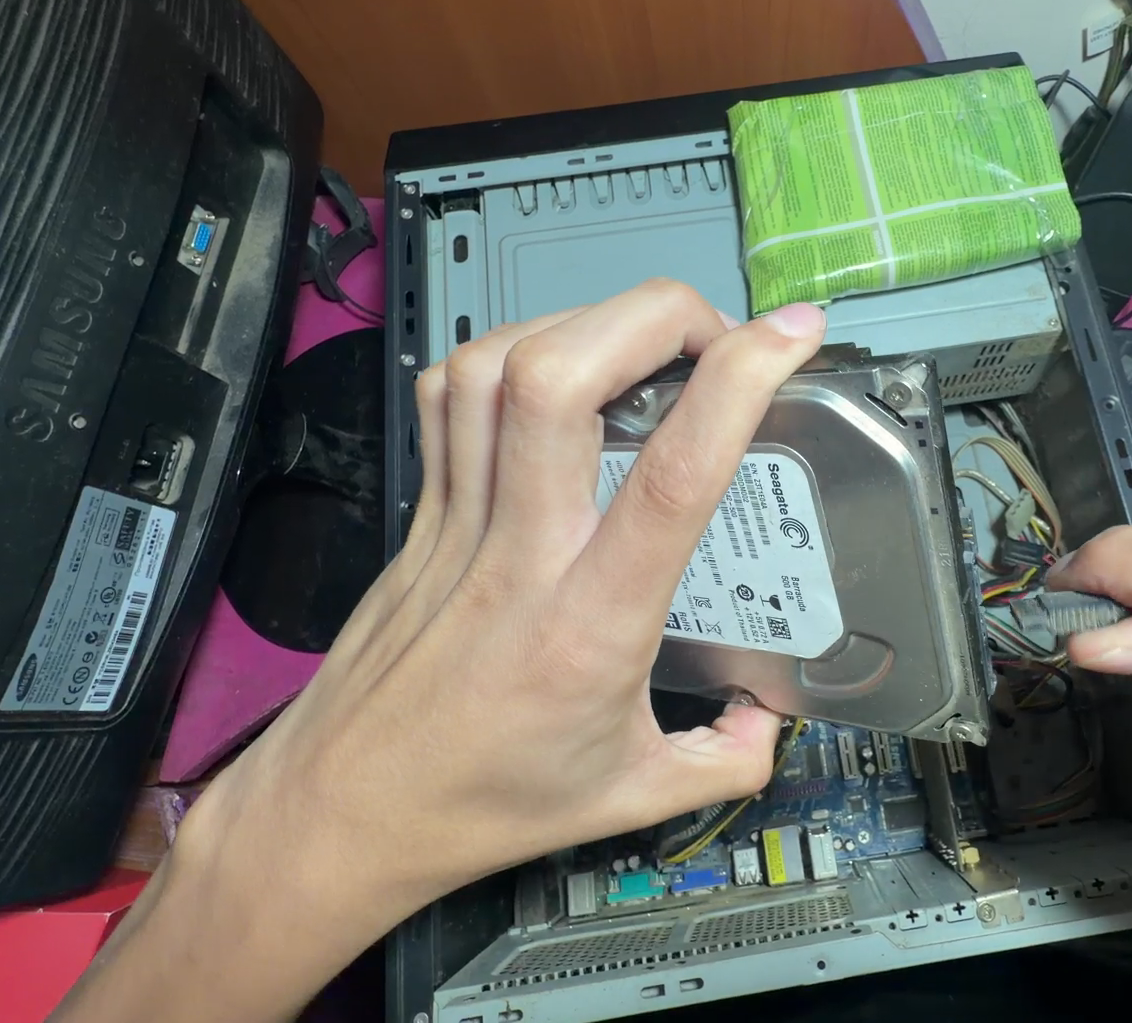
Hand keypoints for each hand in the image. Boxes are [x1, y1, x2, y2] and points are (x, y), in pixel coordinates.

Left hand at [59, 282, 827, 1021]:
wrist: (342, 812)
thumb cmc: (489, 803)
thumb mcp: (635, 796)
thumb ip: (727, 760)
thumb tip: (772, 717)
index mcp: (593, 625)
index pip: (673, 476)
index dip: (738, 385)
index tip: (788, 337)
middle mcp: (521, 552)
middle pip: (563, 379)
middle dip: (654, 317)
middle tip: (714, 333)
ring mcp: (457, 519)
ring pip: (498, 366)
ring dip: (587, 322)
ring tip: (643, 344)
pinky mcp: (421, 508)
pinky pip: (451, 392)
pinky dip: (515, 348)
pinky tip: (558, 371)